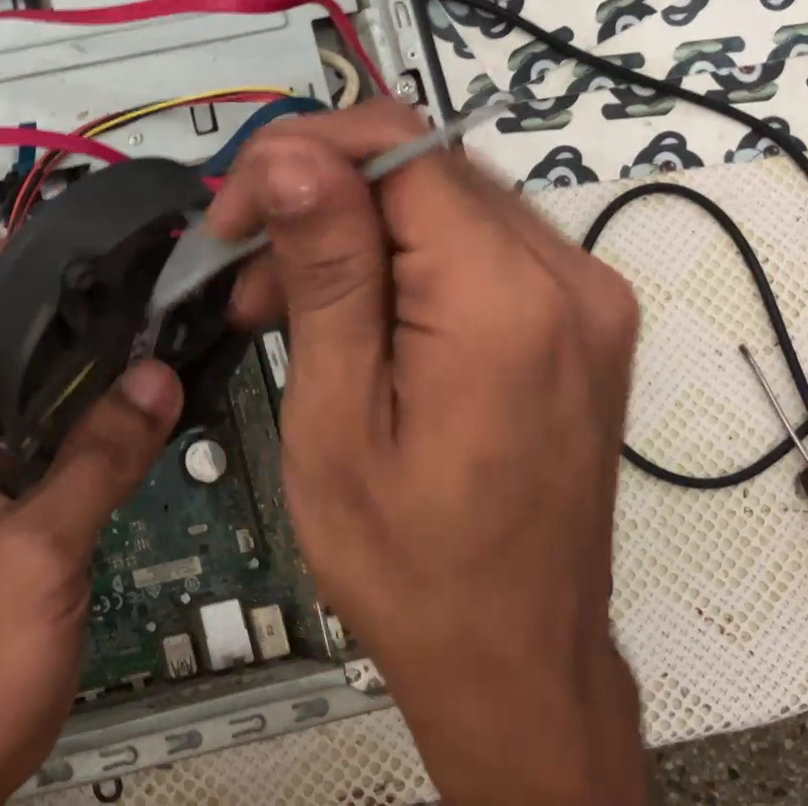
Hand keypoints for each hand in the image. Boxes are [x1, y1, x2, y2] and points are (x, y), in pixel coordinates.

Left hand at [0, 245, 183, 805]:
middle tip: (128, 287)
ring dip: (74, 357)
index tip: (67, 260)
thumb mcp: (32, 558)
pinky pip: (41, 429)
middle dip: (49, 303)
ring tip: (145, 328)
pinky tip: (137, 400)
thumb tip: (156, 379)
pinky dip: (84, 409)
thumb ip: (97, 462)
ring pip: (16, 380)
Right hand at [211, 100, 647, 802]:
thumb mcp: (336, 417)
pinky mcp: (571, 322)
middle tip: (238, 269)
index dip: (296, 158)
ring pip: (437, 201)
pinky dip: (391, 261)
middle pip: (419, 165)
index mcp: (504, 299)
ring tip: (274, 304)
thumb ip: (325, 275)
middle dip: (311, 195)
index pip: (396, 147)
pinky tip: (341, 316)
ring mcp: (581, 296)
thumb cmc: (403, 557)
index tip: (226, 222)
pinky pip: (467, 247)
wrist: (510, 660)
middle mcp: (567, 275)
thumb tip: (289, 156)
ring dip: (344, 230)